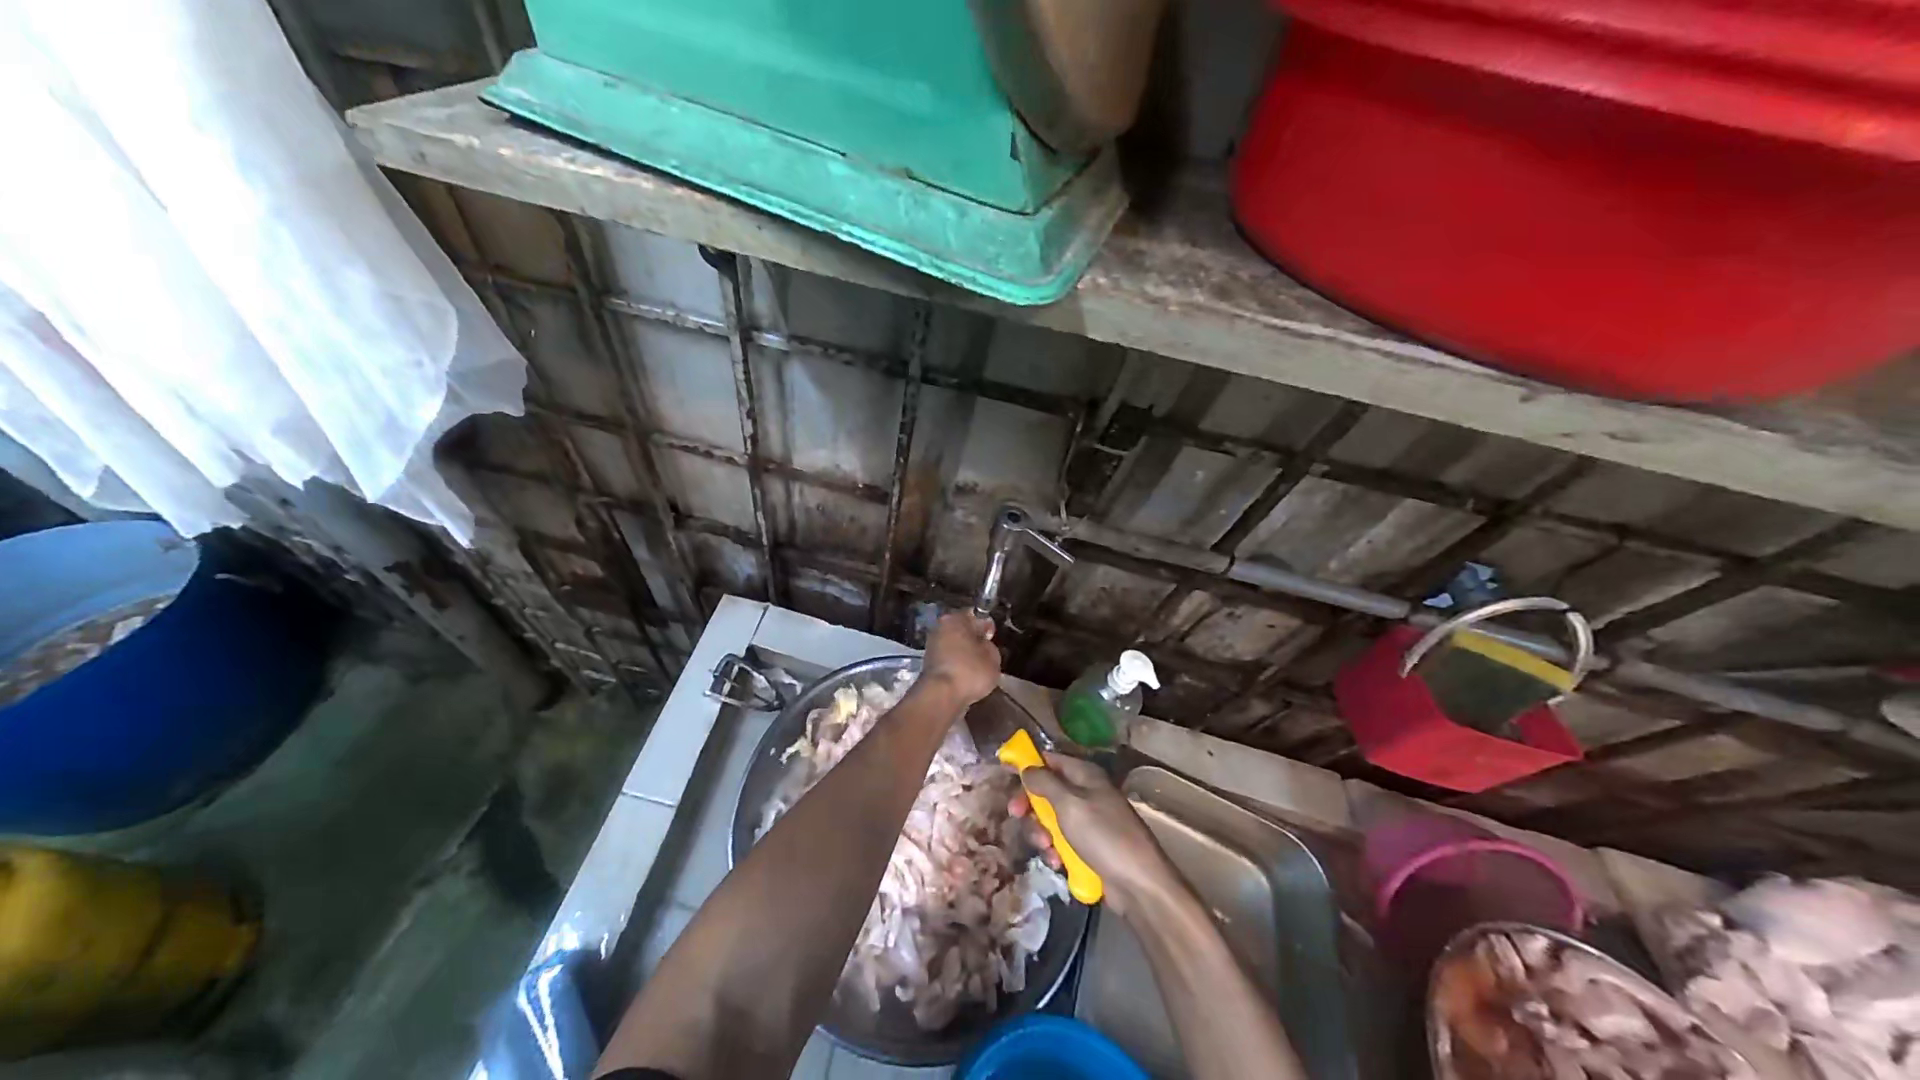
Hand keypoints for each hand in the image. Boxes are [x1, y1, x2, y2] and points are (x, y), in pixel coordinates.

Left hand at [920, 612, 1000, 706]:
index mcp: (954, 619)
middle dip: (974, 640)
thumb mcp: (993, 656)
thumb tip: (983, 644)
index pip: (974, 616)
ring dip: (965, 655)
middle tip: (988, 653)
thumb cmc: (970, 670)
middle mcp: (939, 628)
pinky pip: (949, 661)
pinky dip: (957, 667)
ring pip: (954, 647)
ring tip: (979, 668)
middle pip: (962, 631)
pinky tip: (967, 677)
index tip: (993, 637)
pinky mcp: (929, 666)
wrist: (942, 696)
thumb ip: (990, 645)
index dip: (986, 626)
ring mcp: (931, 647)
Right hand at [1016, 753, 1179, 916]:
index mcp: (1085, 775)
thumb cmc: (1103, 836)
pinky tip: (1058, 863)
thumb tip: (1027, 768)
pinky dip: (1056, 851)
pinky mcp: (1088, 846)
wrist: (1138, 884)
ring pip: (1051, 819)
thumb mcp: (1069, 805)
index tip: (1006, 774)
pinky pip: (1062, 842)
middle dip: (1031, 806)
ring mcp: (1088, 821)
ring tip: (1048, 848)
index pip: (1050, 759)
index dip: (1028, 764)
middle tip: (1017, 815)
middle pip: (1047, 791)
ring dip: (1043, 834)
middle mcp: (1086, 793)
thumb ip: (1045, 783)